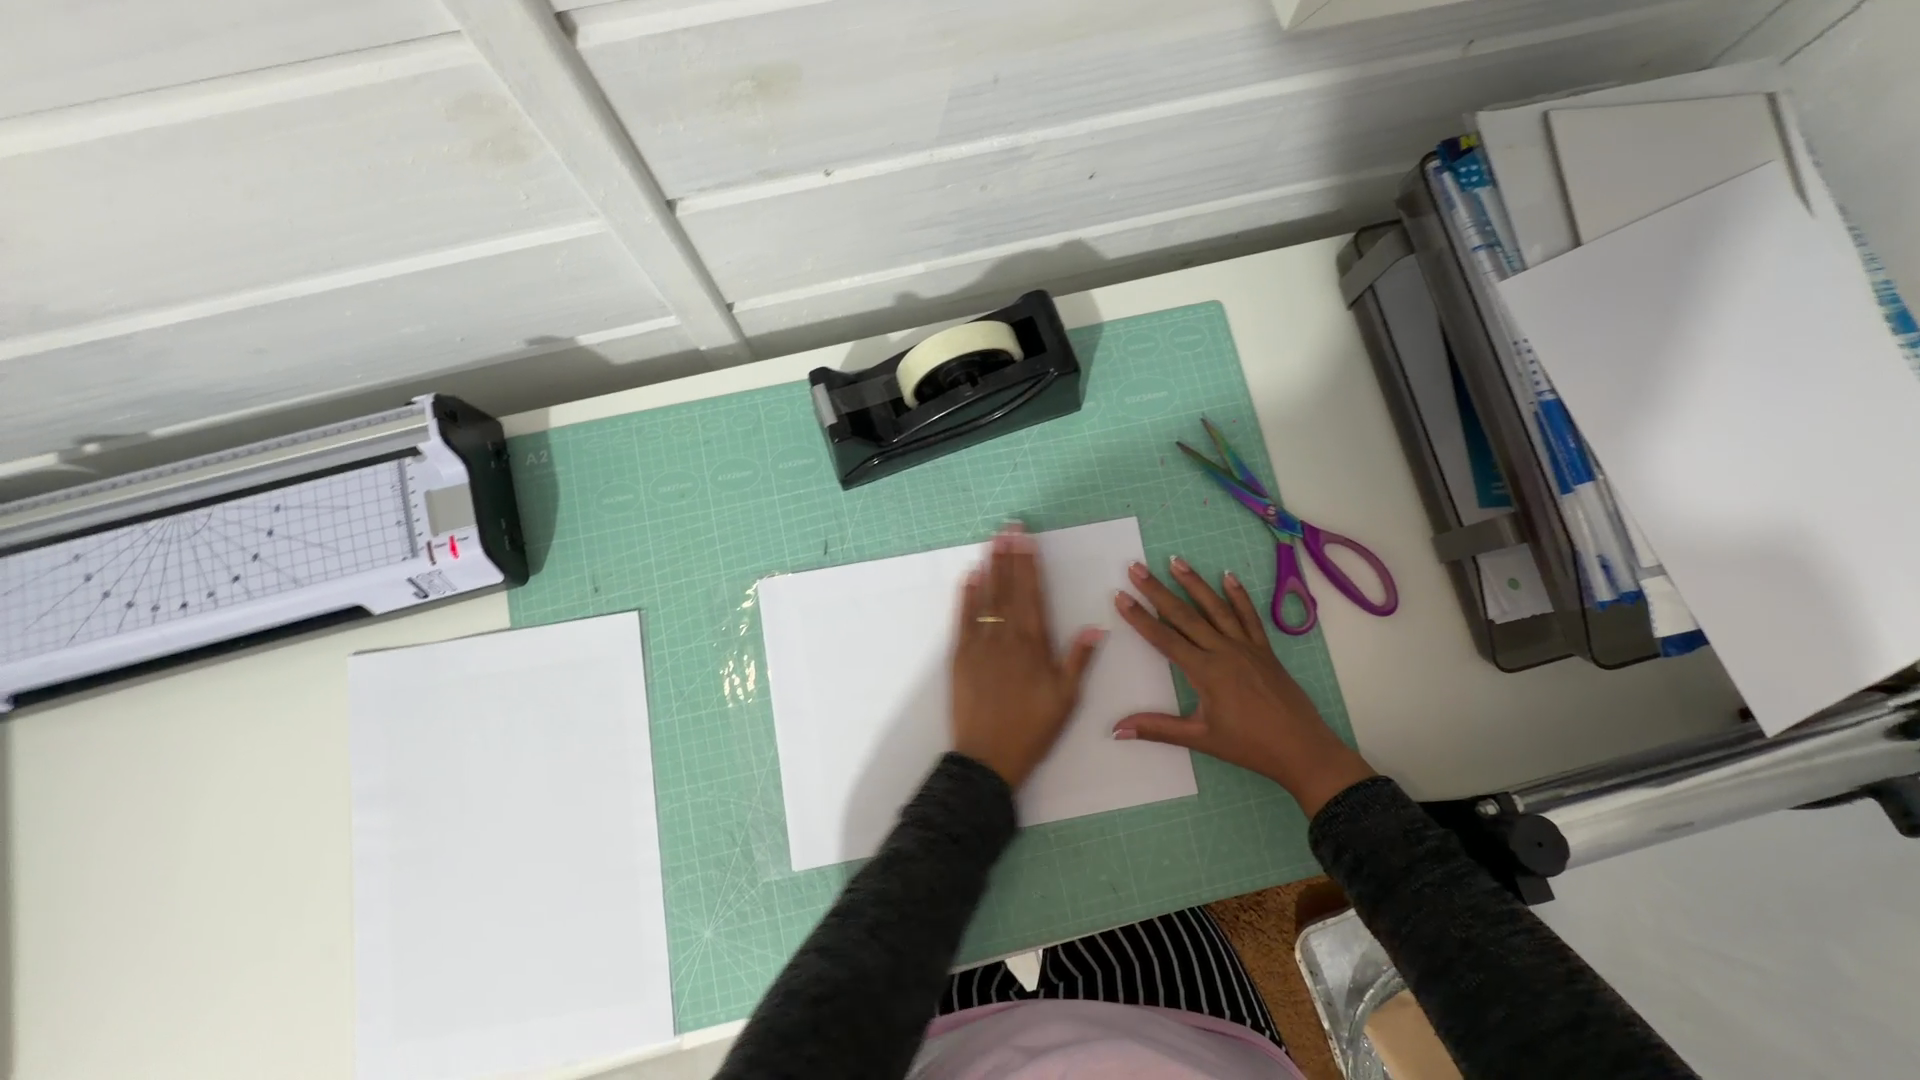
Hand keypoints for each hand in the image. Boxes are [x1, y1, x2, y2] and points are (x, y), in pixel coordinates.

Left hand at [950, 524, 1105, 788]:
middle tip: (1008, 526)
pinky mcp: (959, 657)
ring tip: (991, 540)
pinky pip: (963, 618)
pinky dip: (966, 596)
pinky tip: (969, 576)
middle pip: (1008, 588)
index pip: (1032, 594)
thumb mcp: (1066, 700)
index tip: (1028, 539)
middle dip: (1009, 555)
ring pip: (985, 597)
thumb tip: (1094, 626)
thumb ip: (1078, 660)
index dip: (1030, 564)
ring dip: (989, 566)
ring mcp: (980, 645)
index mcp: (1034, 645)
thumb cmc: (1032, 730)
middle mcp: (1006, 638)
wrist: (987, 758)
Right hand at [1111, 557, 1374, 816]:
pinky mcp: (1264, 650)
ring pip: (1215, 608)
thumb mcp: (1200, 739)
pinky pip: (1249, 616)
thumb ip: (1158, 729)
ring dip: (1194, 583)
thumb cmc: (1249, 746)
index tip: (1120, 596)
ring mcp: (1246, 647)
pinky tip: (1229, 576)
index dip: (1139, 617)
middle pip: (1184, 615)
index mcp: (1205, 672)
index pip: (1164, 638)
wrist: (1303, 748)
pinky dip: (1239, 595)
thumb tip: (1117, 729)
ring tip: (1176, 561)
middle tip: (1136, 568)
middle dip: (1157, 590)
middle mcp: (1224, 651)